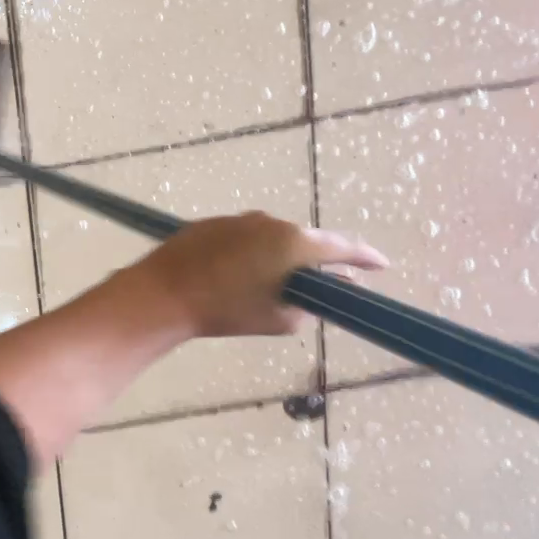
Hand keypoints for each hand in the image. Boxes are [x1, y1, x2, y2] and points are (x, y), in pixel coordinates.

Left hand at [127, 212, 388, 338]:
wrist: (160, 295)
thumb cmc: (224, 310)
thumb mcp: (280, 317)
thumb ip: (314, 302)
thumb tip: (333, 288)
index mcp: (293, 242)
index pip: (342, 246)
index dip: (364, 257)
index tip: (379, 266)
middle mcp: (267, 222)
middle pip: (305, 238)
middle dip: (318, 256)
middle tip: (328, 276)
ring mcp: (234, 220)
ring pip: (271, 235)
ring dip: (282, 251)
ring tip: (284, 274)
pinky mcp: (206, 224)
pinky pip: (242, 235)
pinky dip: (251, 248)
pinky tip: (246, 267)